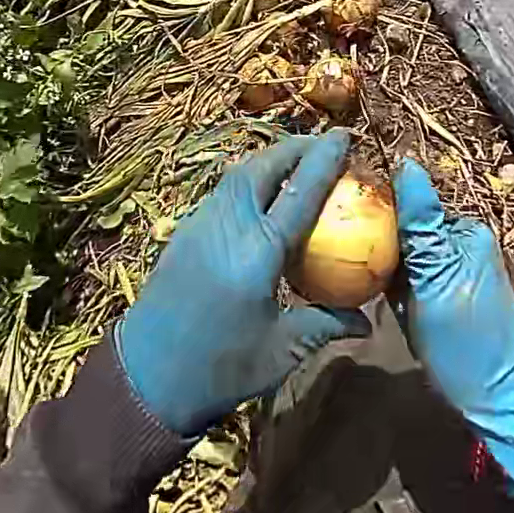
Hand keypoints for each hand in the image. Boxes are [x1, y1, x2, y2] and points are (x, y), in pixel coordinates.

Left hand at [117, 131, 371, 435]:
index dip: (325, 158)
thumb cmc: (221, 366)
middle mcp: (230, 223)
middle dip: (295, 147)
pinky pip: (224, 189)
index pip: (300, 191)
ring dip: (270, 159)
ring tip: (294, 161)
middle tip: (322, 144)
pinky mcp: (186, 230)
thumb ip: (326, 325)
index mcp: (260, 249)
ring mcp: (202, 222)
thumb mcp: (282, 349)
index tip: (345, 136)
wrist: (146, 376)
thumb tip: (367, 322)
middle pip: (265, 166)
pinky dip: (248, 177)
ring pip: (239, 172)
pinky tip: (259, 193)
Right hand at [391, 159, 513, 512]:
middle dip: (382, 243)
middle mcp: (460, 243)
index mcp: (464, 230)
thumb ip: (419, 220)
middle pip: (404, 227)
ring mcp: (451, 269)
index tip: (354, 227)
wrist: (496, 401)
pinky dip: (395, 287)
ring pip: (402, 252)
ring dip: (386, 268)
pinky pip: (408, 276)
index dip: (380, 213)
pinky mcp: (443, 293)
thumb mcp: (435, 275)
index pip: (410, 202)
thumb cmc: (465, 338)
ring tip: (379, 288)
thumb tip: (405, 162)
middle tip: (369, 270)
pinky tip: (391, 303)